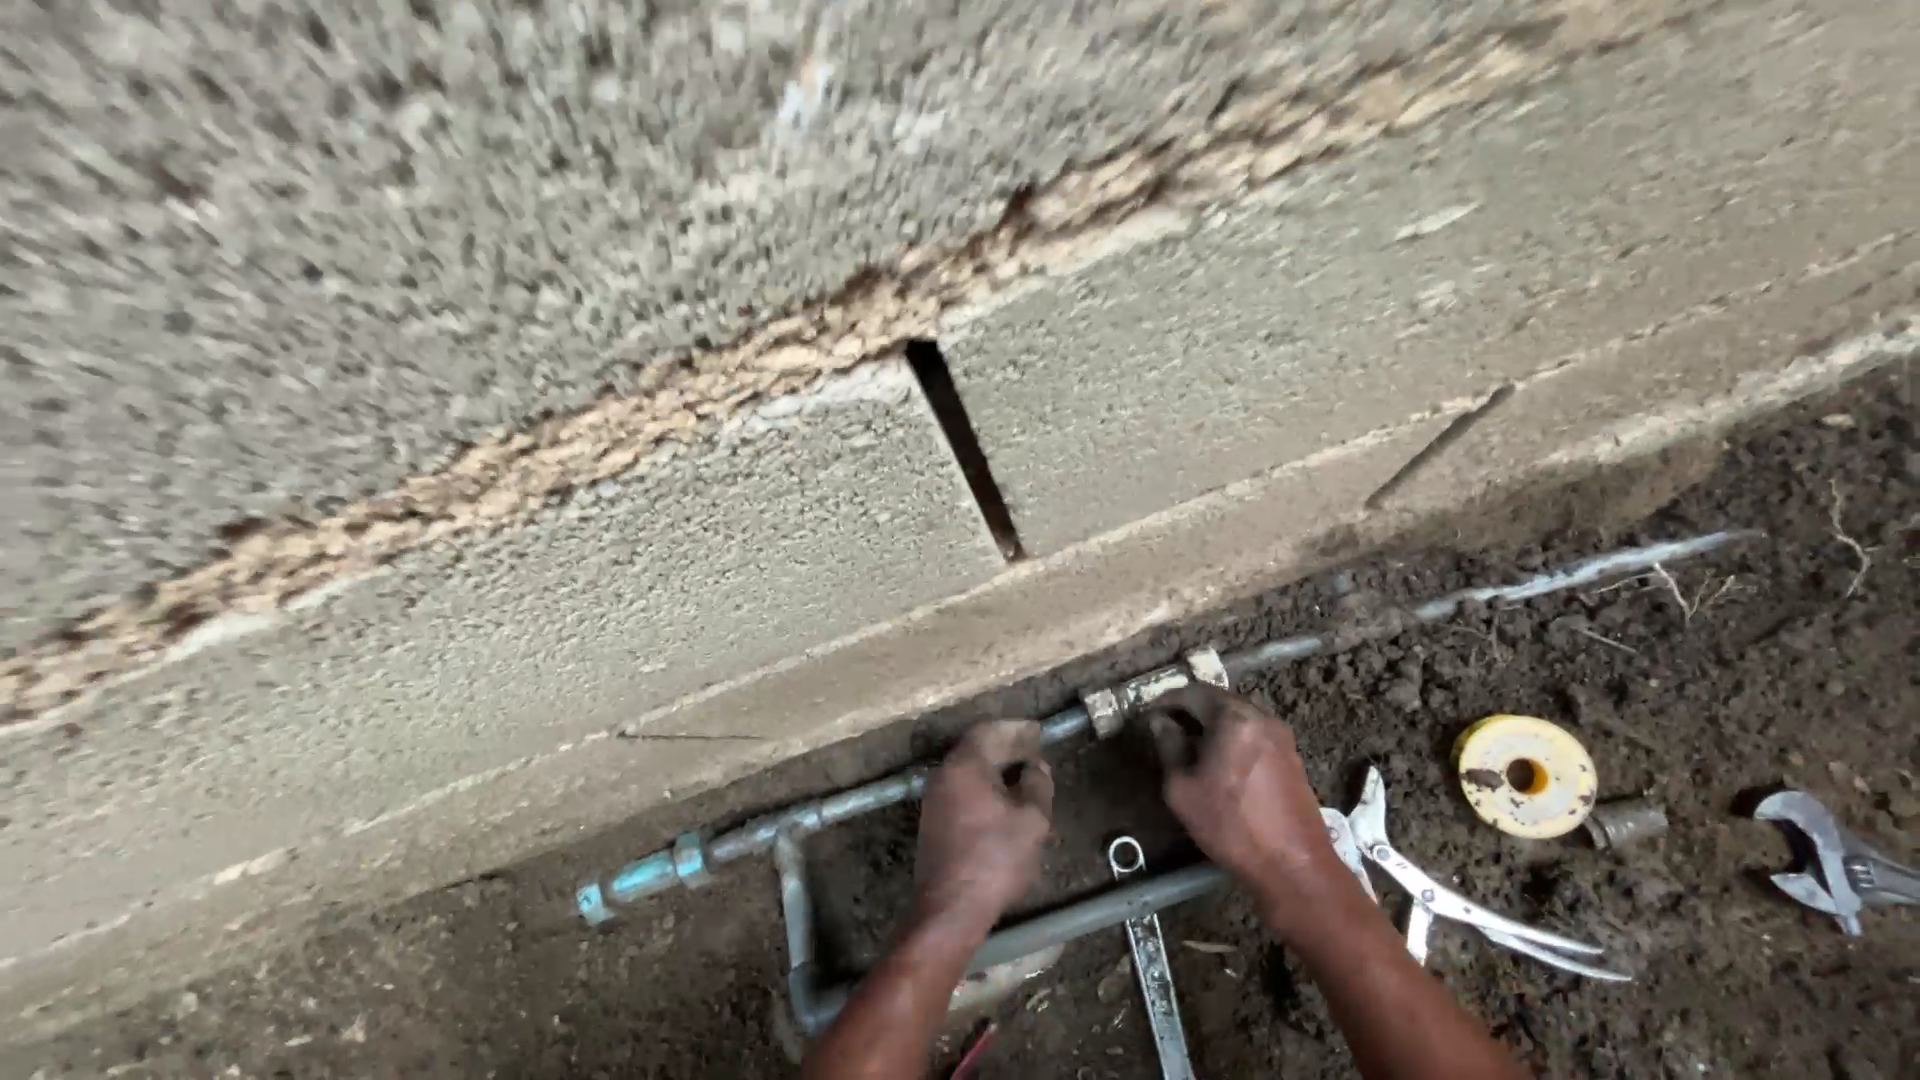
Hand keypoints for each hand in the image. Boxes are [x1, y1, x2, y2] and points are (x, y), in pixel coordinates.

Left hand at [910, 720, 1054, 939]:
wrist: (950, 907)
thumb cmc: (995, 859)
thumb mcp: (1032, 820)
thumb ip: (1037, 785)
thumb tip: (1036, 766)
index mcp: (964, 766)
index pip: (989, 731)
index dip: (1015, 729)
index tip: (1037, 731)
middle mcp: (944, 775)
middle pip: (976, 749)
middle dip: (1006, 746)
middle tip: (1034, 749)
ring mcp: (934, 799)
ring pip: (968, 771)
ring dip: (996, 768)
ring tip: (1025, 774)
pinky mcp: (934, 821)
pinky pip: (962, 789)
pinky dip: (985, 785)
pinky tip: (1004, 800)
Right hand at [1146, 685, 1351, 927]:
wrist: (1294, 865)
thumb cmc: (1231, 826)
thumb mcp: (1183, 789)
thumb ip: (1169, 746)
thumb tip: (1160, 723)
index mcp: (1234, 718)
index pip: (1192, 692)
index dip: (1165, 700)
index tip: (1147, 714)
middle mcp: (1261, 717)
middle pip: (1217, 699)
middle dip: (1189, 709)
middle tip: (1164, 727)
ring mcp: (1280, 735)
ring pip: (1236, 715)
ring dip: (1210, 723)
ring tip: (1187, 744)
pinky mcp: (1290, 754)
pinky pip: (1252, 731)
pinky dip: (1230, 735)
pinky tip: (1217, 759)